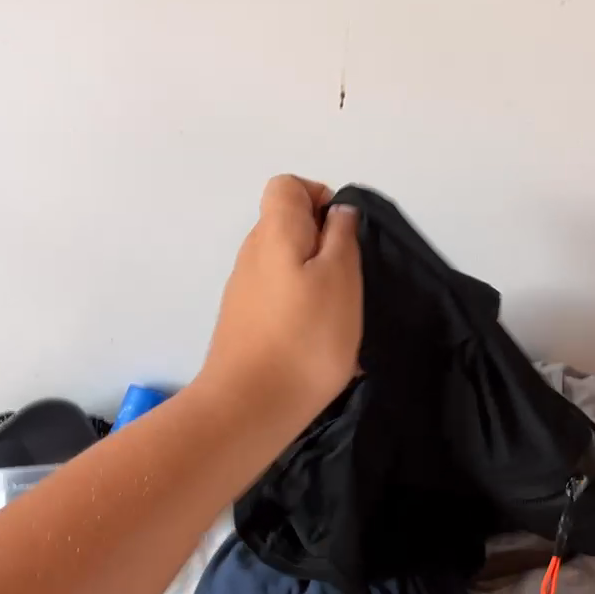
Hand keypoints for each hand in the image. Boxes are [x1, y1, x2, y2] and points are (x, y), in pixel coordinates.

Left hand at [198, 176, 361, 426]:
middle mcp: (252, 254)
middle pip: (289, 227)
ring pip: (288, 267)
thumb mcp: (341, 277)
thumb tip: (337, 211)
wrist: (250, 407)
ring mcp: (244, 291)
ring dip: (318, 283)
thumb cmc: (305, 337)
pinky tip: (321, 347)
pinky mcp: (244, 324)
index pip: (287, 186)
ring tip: (341, 320)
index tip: (344, 234)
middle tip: (350, 281)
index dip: (320, 198)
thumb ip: (341, 236)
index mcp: (274, 232)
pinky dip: (303, 313)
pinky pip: (281, 302)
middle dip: (325, 245)